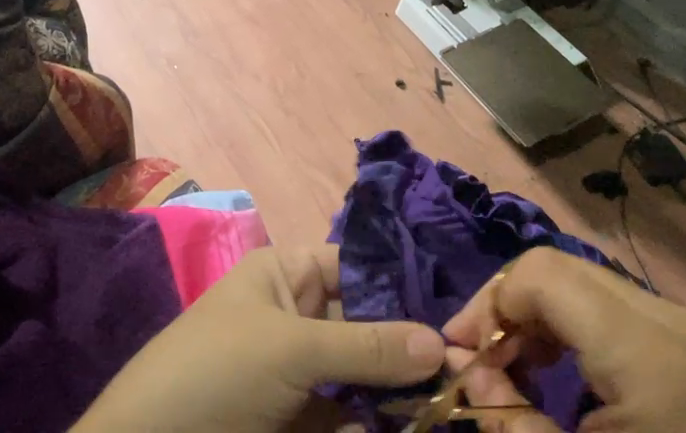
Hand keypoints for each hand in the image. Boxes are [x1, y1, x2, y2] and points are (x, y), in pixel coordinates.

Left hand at [71, 244, 446, 431]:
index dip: (403, 288)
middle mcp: (296, 315)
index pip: (356, 269)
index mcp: (285, 275)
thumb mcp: (291, 348)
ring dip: (401, 389)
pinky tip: (413, 423)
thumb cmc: (218, 370)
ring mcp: (299, 370)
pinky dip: (376, 420)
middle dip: (411, 346)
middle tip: (467, 369)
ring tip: (453, 400)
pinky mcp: (300, 419)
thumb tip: (442, 343)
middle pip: (366, 323)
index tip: (460, 315)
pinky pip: (349, 414)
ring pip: (364, 373)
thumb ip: (366, 345)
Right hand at [442, 248, 685, 432]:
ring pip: (584, 281)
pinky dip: (572, 324)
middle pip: (560, 268)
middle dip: (506, 305)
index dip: (488, 304)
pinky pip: (613, 306)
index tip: (460, 353)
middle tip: (478, 358)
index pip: (542, 276)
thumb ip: (511, 417)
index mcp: (649, 353)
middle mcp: (673, 320)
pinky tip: (558, 368)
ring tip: (513, 366)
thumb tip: (457, 366)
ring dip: (537, 314)